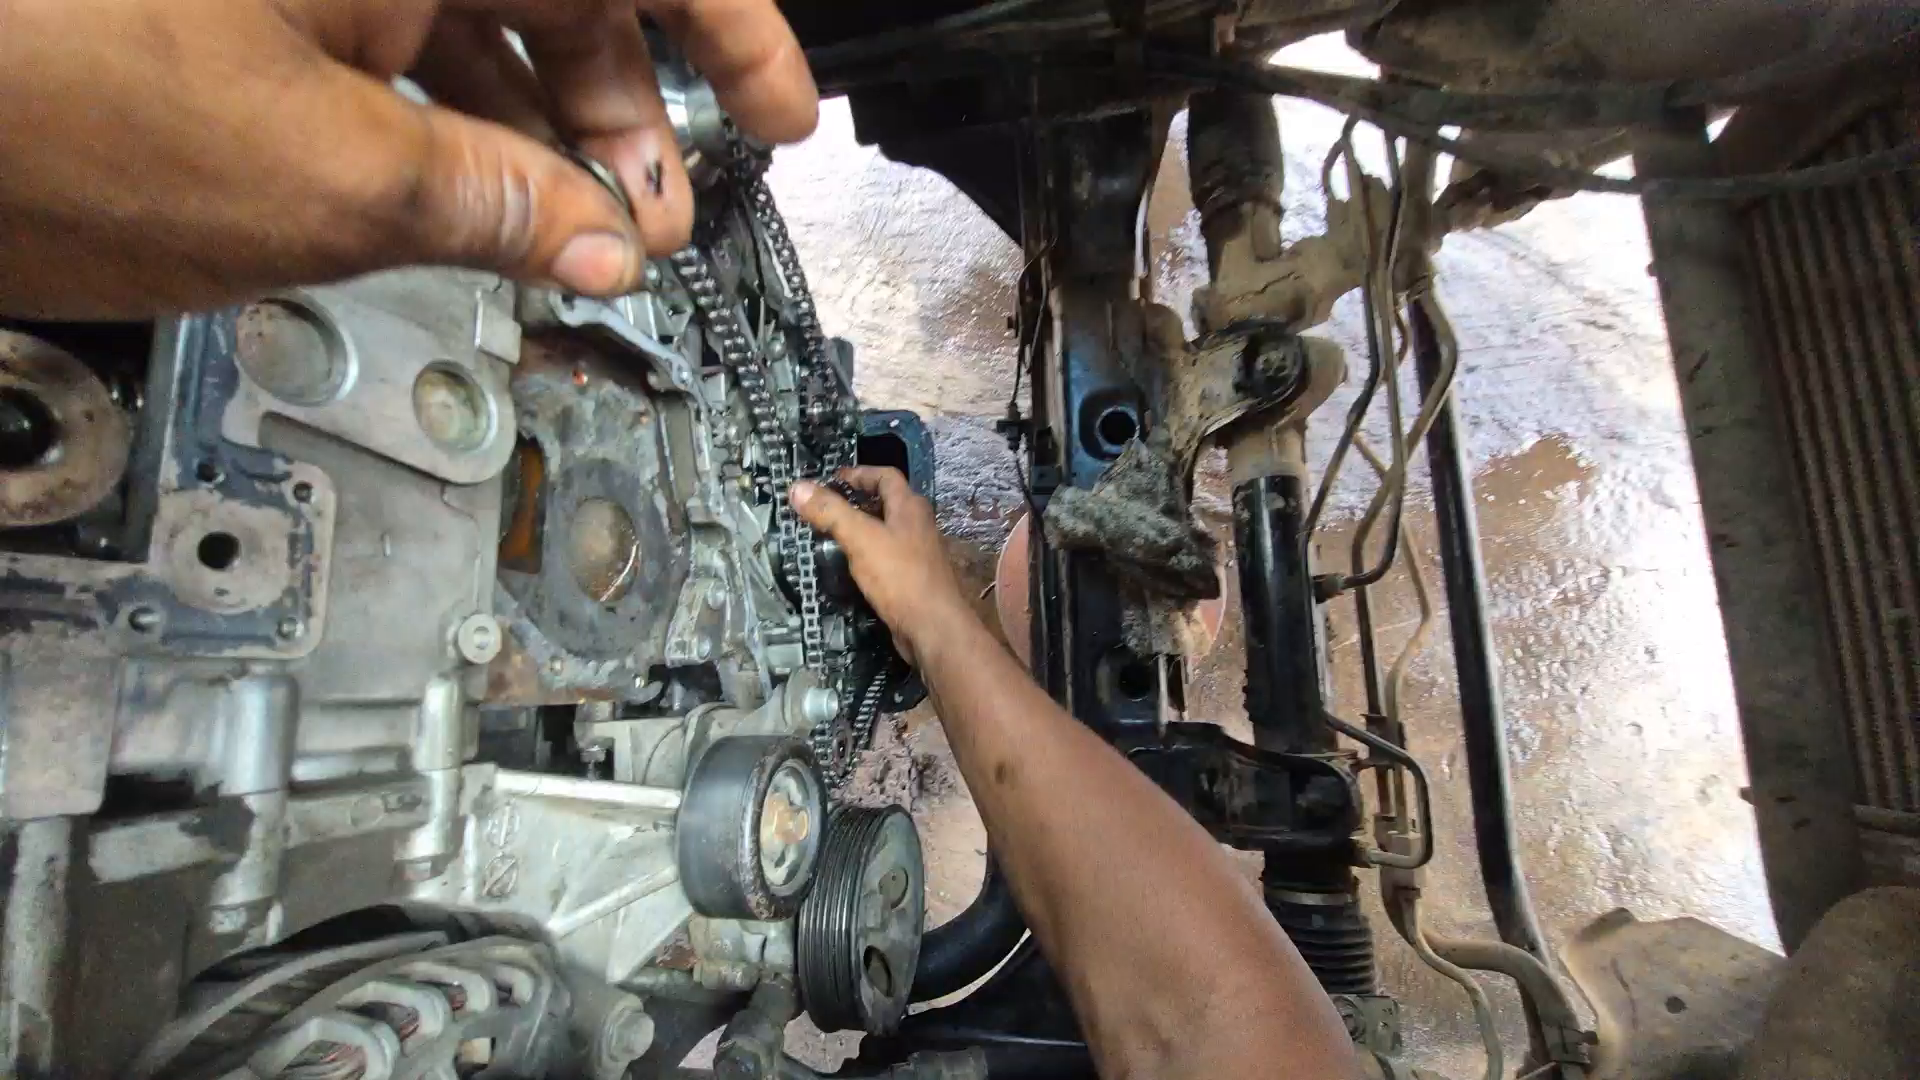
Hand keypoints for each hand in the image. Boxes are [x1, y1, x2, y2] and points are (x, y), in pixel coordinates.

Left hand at [0, 0, 816, 317]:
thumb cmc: (3, 89)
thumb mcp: (324, 180)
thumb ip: (499, 210)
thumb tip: (606, 250)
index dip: (733, 33)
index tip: (781, 115)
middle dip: (632, 114)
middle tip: (659, 219)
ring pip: (488, 22)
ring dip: (553, 137)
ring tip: (588, 237)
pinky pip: (402, 42)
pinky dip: (460, 129)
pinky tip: (493, 205)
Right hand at [790, 468, 973, 666]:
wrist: (933, 627)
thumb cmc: (900, 576)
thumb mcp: (860, 538)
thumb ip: (830, 512)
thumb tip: (798, 487)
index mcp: (910, 507)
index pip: (886, 476)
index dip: (859, 473)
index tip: (834, 479)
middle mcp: (918, 525)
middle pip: (888, 503)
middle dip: (859, 501)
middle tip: (829, 508)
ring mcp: (919, 552)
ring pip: (888, 531)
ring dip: (863, 528)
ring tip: (834, 535)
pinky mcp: (915, 578)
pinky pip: (889, 556)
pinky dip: (870, 554)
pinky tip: (853, 567)